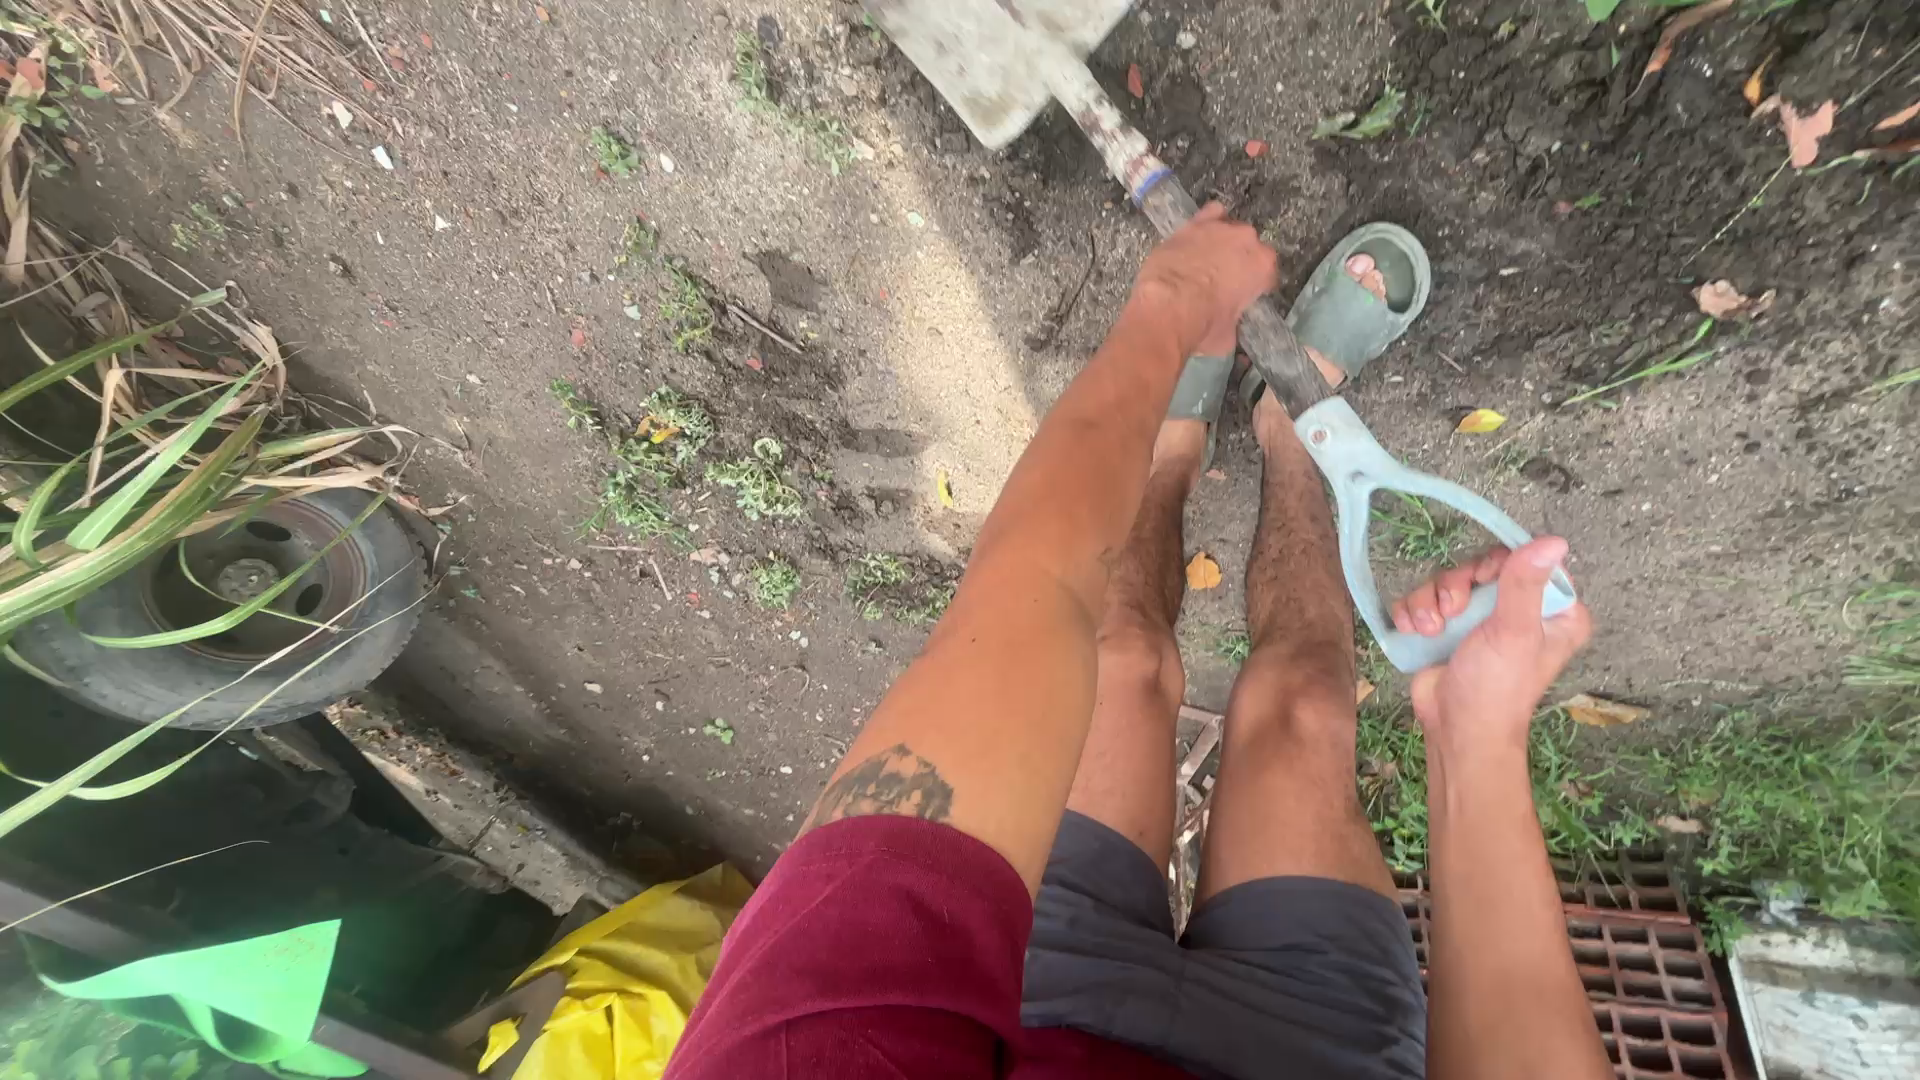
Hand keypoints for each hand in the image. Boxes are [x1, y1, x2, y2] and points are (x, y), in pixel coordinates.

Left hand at [1131, 202, 1277, 355]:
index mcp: (1263, 267)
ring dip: (1222, 243)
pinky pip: (1209, 214)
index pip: (1266, 274)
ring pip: (1229, 230)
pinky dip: (1207, 223)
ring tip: (1206, 262)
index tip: (1244, 298)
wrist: (1165, 310)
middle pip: (1248, 249)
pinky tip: (1198, 237)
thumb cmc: (1201, 327)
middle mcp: (1247, 241)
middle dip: (1237, 263)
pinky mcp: (1193, 225)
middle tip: (1220, 283)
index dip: (1255, 287)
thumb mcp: (1227, 337)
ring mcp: (1220, 228)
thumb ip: (1234, 324)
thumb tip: (1228, 328)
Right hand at [1397, 537, 1591, 751]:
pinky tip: (1414, 631)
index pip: (1526, 562)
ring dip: (1427, 603)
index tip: (1481, 582)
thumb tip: (1554, 539)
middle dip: (1453, 587)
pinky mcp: (1444, 630)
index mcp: (1552, 611)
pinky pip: (1420, 601)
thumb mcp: (1512, 632)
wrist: (1456, 726)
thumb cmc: (1496, 685)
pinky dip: (1412, 612)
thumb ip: (1524, 585)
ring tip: (1429, 629)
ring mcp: (1476, 620)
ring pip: (1443, 583)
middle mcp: (1516, 610)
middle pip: (1477, 569)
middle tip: (1449, 611)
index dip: (1498, 565)